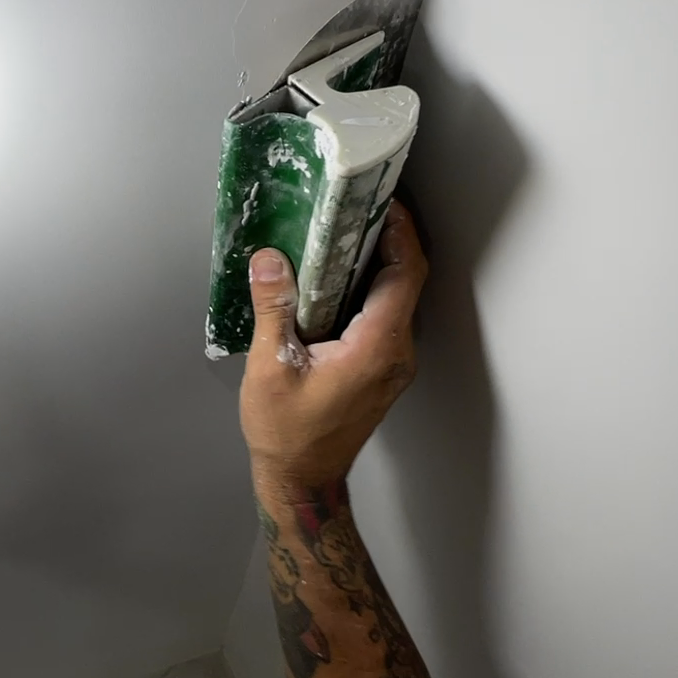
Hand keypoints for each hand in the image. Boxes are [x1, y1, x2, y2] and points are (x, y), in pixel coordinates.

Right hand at [240, 201, 427, 498]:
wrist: (302, 478)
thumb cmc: (286, 432)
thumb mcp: (271, 367)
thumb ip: (273, 309)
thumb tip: (270, 259)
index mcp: (376, 347)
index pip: (405, 272)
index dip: (400, 230)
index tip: (381, 199)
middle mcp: (397, 353)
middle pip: (407, 280)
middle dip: (388, 237)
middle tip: (354, 208)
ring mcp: (394, 364)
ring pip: (398, 298)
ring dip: (378, 263)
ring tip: (342, 235)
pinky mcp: (382, 371)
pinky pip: (386, 317)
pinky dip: (369, 290)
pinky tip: (336, 281)